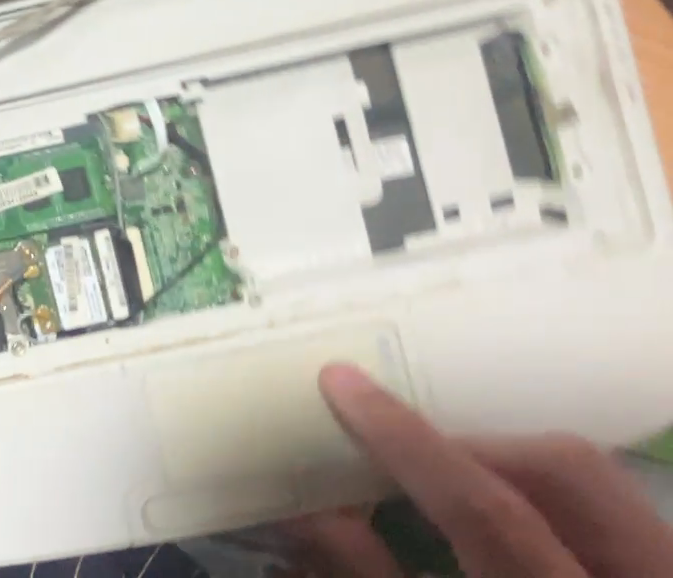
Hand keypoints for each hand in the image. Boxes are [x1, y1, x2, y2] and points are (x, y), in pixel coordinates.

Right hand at [281, 364, 672, 576]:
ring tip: (448, 477)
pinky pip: (616, 512)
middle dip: (472, 440)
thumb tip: (304, 502)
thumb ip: (370, 577)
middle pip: (566, 471)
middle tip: (402, 443)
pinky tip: (504, 516)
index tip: (342, 383)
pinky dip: (547, 495)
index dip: (407, 441)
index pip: (486, 509)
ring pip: (600, 482)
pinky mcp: (667, 573)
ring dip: (510, 464)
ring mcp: (668, 576)